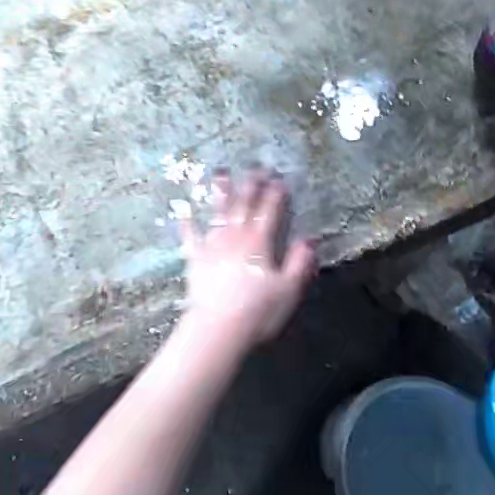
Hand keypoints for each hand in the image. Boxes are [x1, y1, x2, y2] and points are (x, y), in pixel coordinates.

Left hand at [178, 168, 316, 346]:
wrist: (217, 327)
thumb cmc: (257, 311)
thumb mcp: (288, 289)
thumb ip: (300, 262)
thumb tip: (310, 239)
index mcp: (260, 242)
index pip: (270, 211)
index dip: (276, 195)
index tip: (280, 180)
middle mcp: (235, 237)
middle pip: (244, 205)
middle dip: (251, 185)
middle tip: (255, 168)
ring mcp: (212, 245)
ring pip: (218, 213)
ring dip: (220, 193)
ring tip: (221, 174)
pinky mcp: (195, 258)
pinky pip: (190, 235)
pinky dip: (187, 221)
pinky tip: (184, 209)